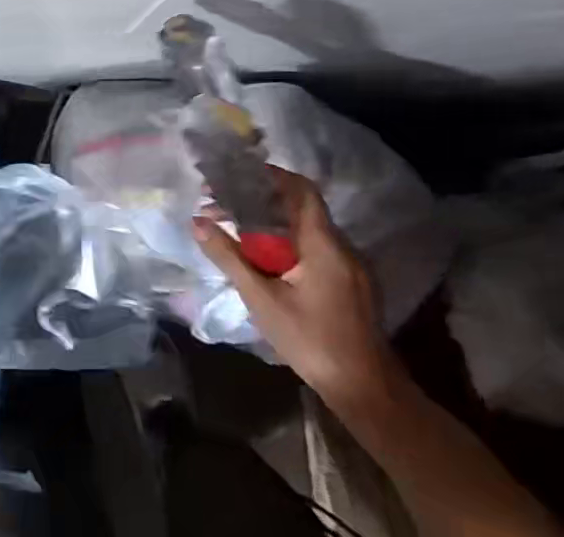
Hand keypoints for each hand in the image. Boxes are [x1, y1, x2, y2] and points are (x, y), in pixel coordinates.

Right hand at [192, 166, 397, 404]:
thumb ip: (229, 257)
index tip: (238, 174)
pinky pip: (318, 249)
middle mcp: (343, 247)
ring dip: (274, 224)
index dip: (271, 176)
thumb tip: (197, 221)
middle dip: (262, 202)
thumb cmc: (310, 339)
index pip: (301, 190)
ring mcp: (352, 267)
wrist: (365, 390)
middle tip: (227, 204)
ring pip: (309, 230)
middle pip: (302, 208)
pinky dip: (290, 244)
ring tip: (239, 231)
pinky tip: (267, 260)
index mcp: (324, 244)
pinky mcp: (353, 285)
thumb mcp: (261, 298)